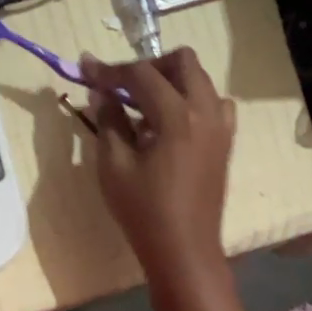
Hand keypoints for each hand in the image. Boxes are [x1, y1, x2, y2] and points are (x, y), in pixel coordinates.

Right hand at [82, 48, 236, 274]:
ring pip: (199, 80)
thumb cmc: (143, 211)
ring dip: (169, 82)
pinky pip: (212, 103)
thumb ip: (109, 122)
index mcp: (177, 116)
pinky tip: (168, 125)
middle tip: (120, 87)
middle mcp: (206, 110)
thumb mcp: (113, 167)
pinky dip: (189, 102)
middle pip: (181, 62)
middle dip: (147, 66)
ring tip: (142, 109)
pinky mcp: (225, 140)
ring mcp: (221, 125)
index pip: (141, 75)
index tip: (86, 68)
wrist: (183, 248)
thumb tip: (102, 94)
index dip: (110, 70)